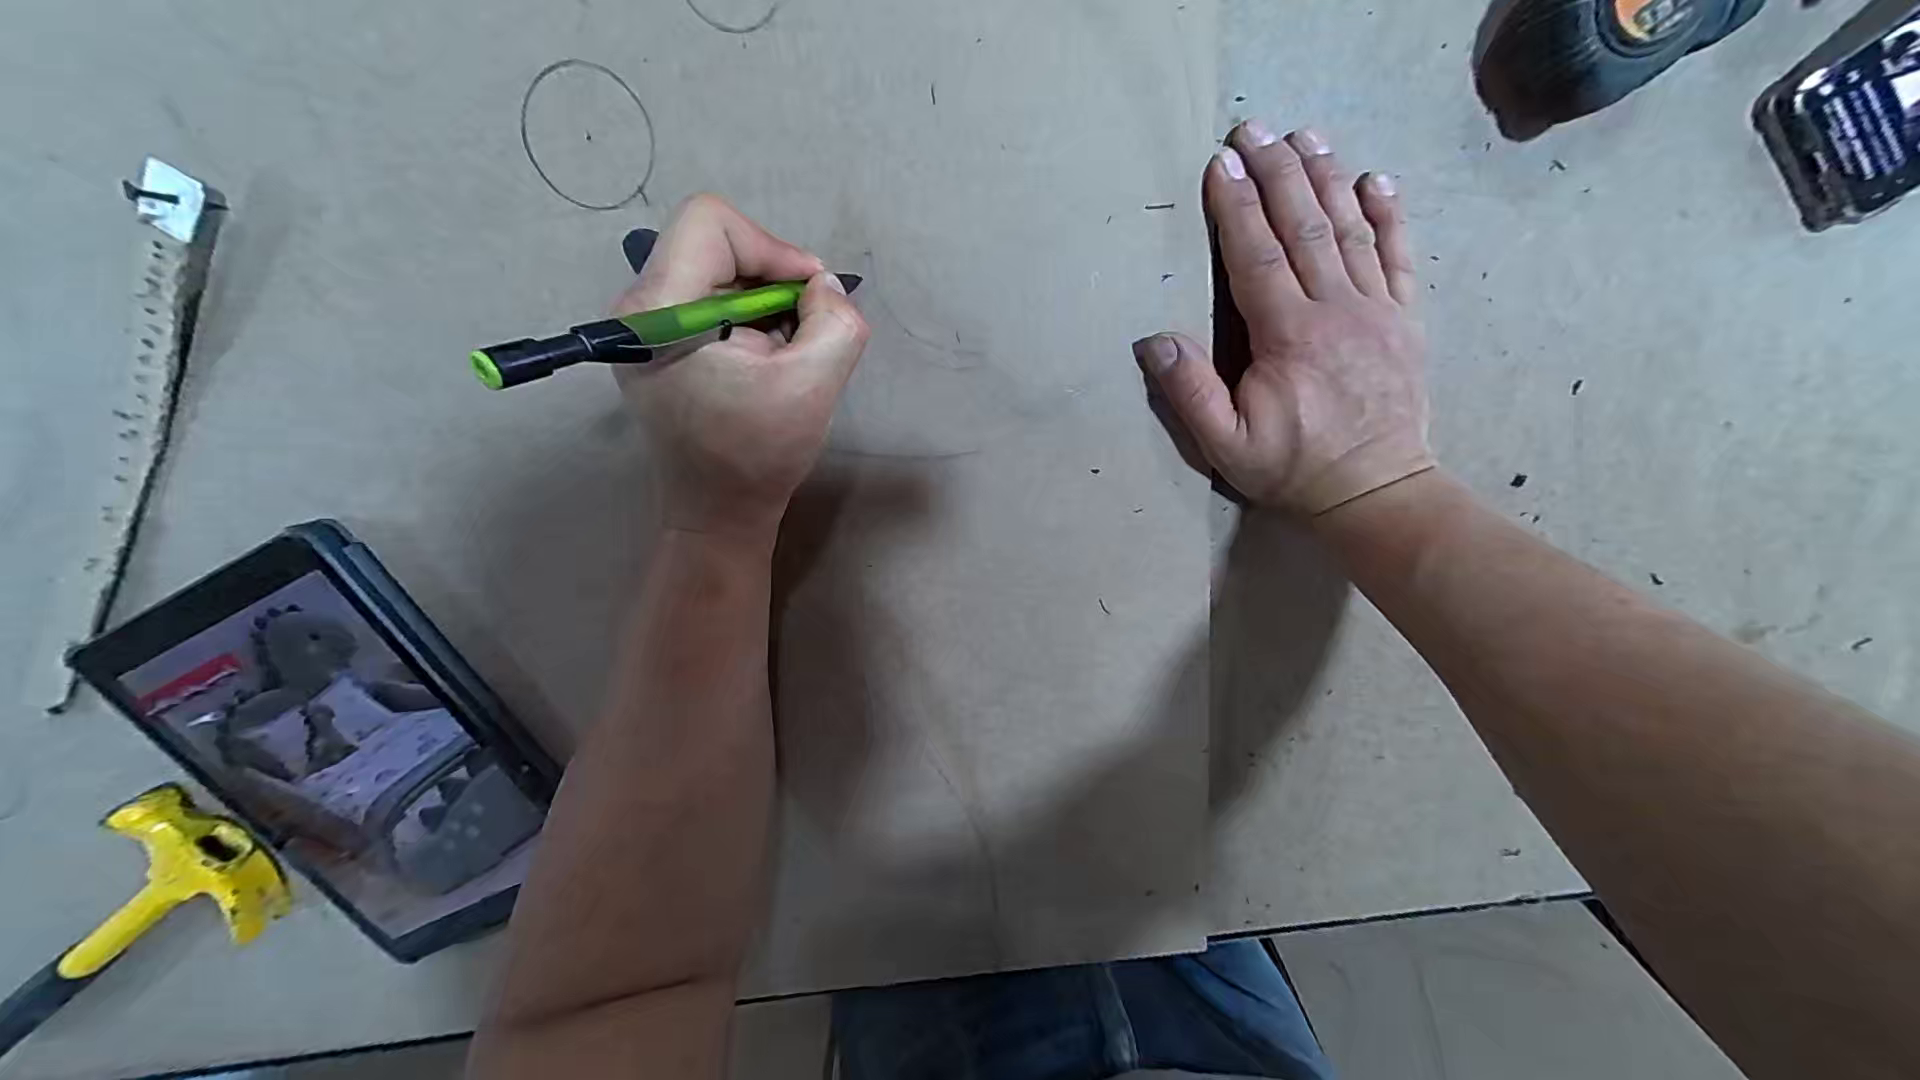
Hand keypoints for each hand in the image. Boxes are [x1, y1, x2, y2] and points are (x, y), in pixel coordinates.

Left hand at [614, 194, 869, 541]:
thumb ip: (835, 323)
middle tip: (806, 332)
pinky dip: (752, 325)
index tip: (809, 296)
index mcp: (660, 312)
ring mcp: (645, 331)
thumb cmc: (757, 457)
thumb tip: (824, 287)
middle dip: (774, 285)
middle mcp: (639, 311)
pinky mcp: (659, 350)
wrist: (717, 515)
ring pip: (718, 277)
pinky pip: (711, 307)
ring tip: (786, 359)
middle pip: (715, 249)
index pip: (712, 224)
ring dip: (767, 308)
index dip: (772, 249)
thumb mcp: (812, 386)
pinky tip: (768, 366)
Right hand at [1134, 121, 1433, 514]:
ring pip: (1352, 229)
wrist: (1374, 489)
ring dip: (1326, 178)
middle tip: (1255, 128)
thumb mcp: (1225, 446)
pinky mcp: (1405, 320)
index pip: (1257, 256)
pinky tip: (1374, 180)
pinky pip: (1400, 255)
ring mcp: (1378, 310)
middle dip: (1276, 173)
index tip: (1221, 163)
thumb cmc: (1292, 469)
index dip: (1236, 207)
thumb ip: (1189, 393)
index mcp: (1289, 336)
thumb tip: (1153, 340)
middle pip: (1304, 226)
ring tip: (1306, 136)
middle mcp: (1337, 309)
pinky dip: (1389, 213)